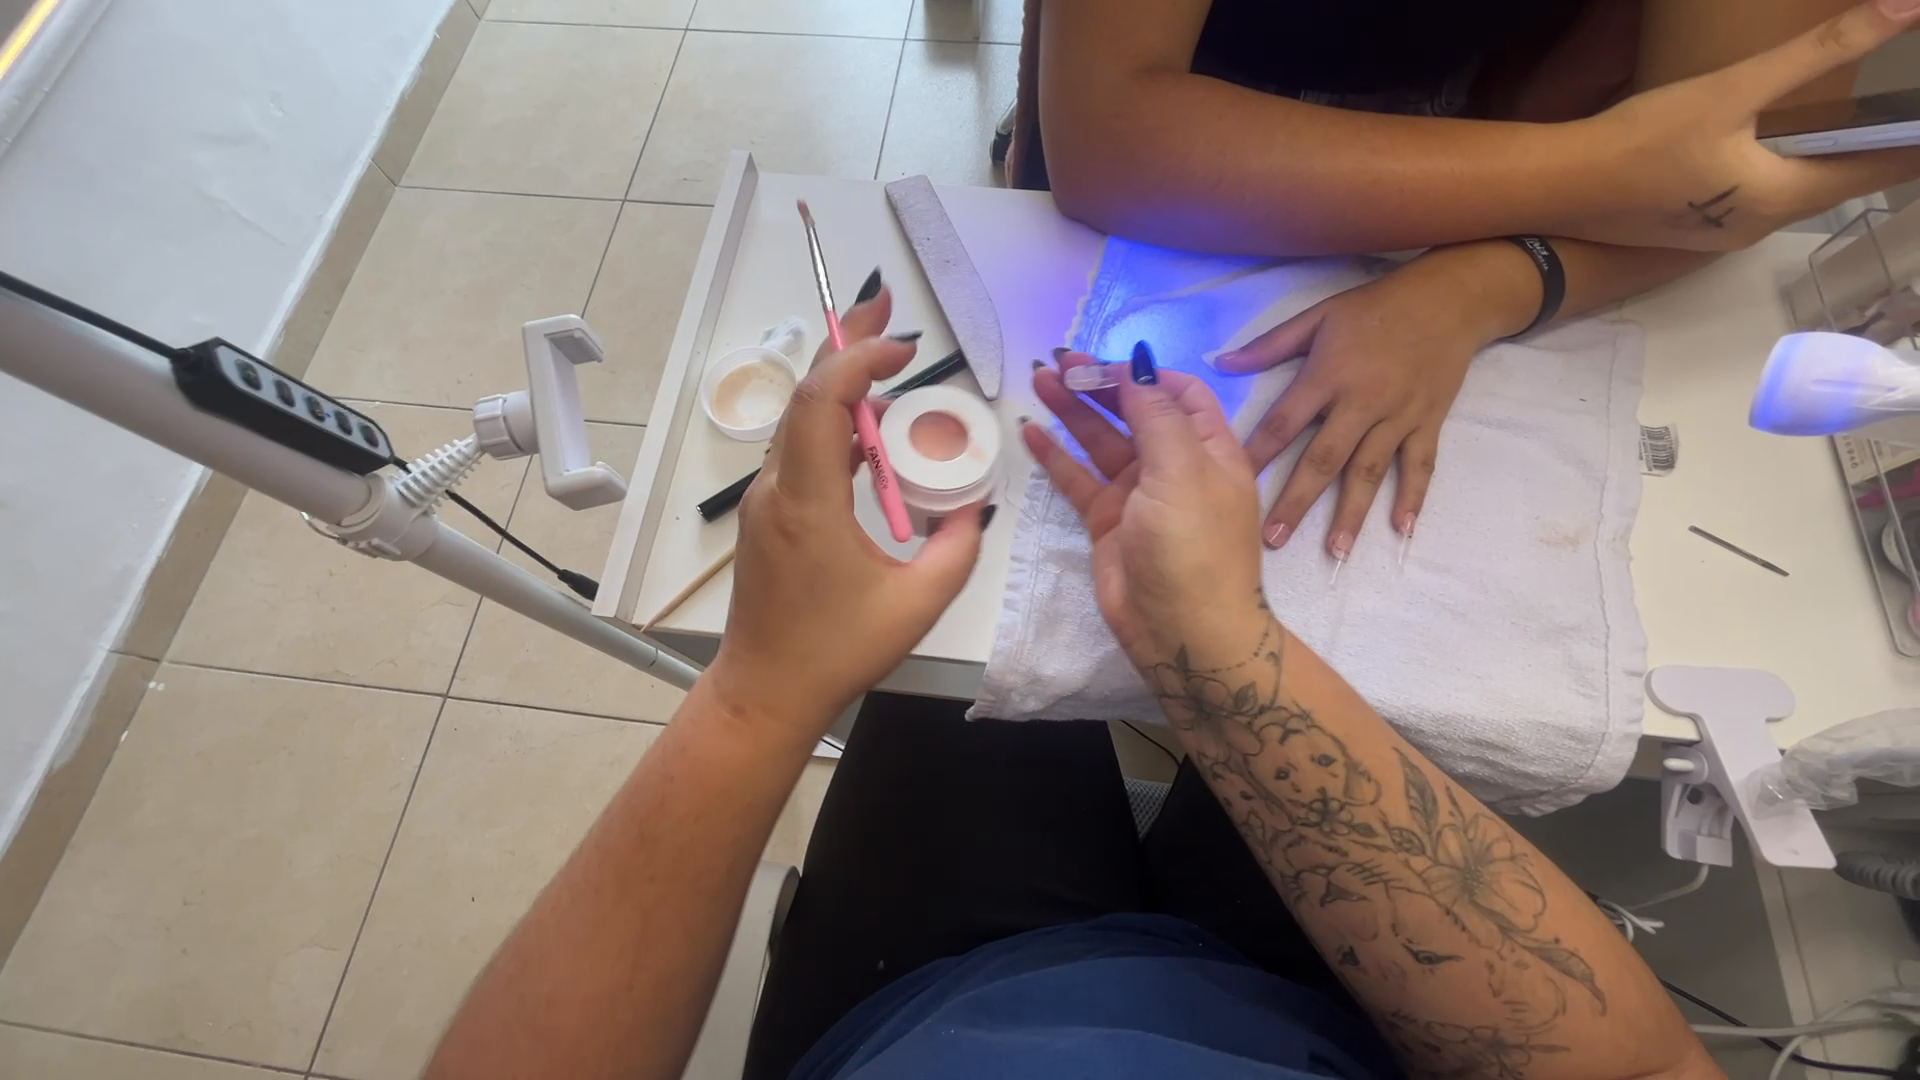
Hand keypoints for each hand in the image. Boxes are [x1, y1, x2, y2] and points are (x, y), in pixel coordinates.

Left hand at [705, 289, 987, 745]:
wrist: (766, 692)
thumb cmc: (838, 651)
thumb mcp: (918, 602)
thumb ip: (958, 546)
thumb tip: (976, 504)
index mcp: (808, 503)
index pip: (823, 402)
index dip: (861, 360)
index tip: (906, 346)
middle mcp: (777, 489)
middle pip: (806, 394)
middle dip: (847, 342)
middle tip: (884, 301)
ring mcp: (766, 501)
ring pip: (801, 421)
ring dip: (843, 386)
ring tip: (890, 365)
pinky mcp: (768, 516)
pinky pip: (800, 452)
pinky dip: (834, 427)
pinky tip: (870, 435)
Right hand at [1026, 348, 1264, 665]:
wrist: (1182, 630)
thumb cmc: (1193, 545)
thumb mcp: (1182, 470)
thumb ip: (1156, 414)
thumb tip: (1139, 366)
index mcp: (1208, 449)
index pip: (1178, 394)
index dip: (1141, 374)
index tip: (1102, 363)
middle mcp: (1174, 466)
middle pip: (1133, 412)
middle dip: (1098, 386)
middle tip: (1059, 363)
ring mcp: (1138, 495)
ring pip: (1101, 441)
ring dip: (1072, 412)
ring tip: (1040, 381)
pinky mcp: (1108, 522)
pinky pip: (1078, 479)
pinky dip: (1056, 456)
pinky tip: (1032, 432)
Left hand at [1216, 244, 1529, 557]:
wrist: (1452, 298)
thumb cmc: (1373, 309)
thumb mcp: (1317, 317)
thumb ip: (1269, 345)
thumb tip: (1220, 362)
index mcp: (1327, 376)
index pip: (1284, 423)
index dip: (1259, 455)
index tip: (1232, 486)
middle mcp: (1361, 402)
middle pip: (1323, 459)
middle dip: (1297, 501)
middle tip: (1273, 539)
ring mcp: (1398, 416)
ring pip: (1369, 471)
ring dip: (1351, 513)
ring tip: (1334, 551)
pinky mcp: (1429, 422)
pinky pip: (1421, 465)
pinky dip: (1413, 497)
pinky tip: (1402, 530)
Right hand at [1566, 0, 1919, 251]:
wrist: (1556, 188)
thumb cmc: (1641, 143)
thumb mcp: (1732, 89)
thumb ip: (1822, 49)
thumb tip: (1911, 6)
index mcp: (1781, 195)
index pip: (1883, 168)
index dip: (1917, 144)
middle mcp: (1757, 226)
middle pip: (1839, 186)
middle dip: (1876, 152)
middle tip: (1900, 117)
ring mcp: (1716, 236)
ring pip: (1794, 197)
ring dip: (1823, 167)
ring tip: (1849, 131)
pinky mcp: (1685, 234)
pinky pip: (1754, 206)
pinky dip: (1779, 179)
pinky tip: (1773, 155)